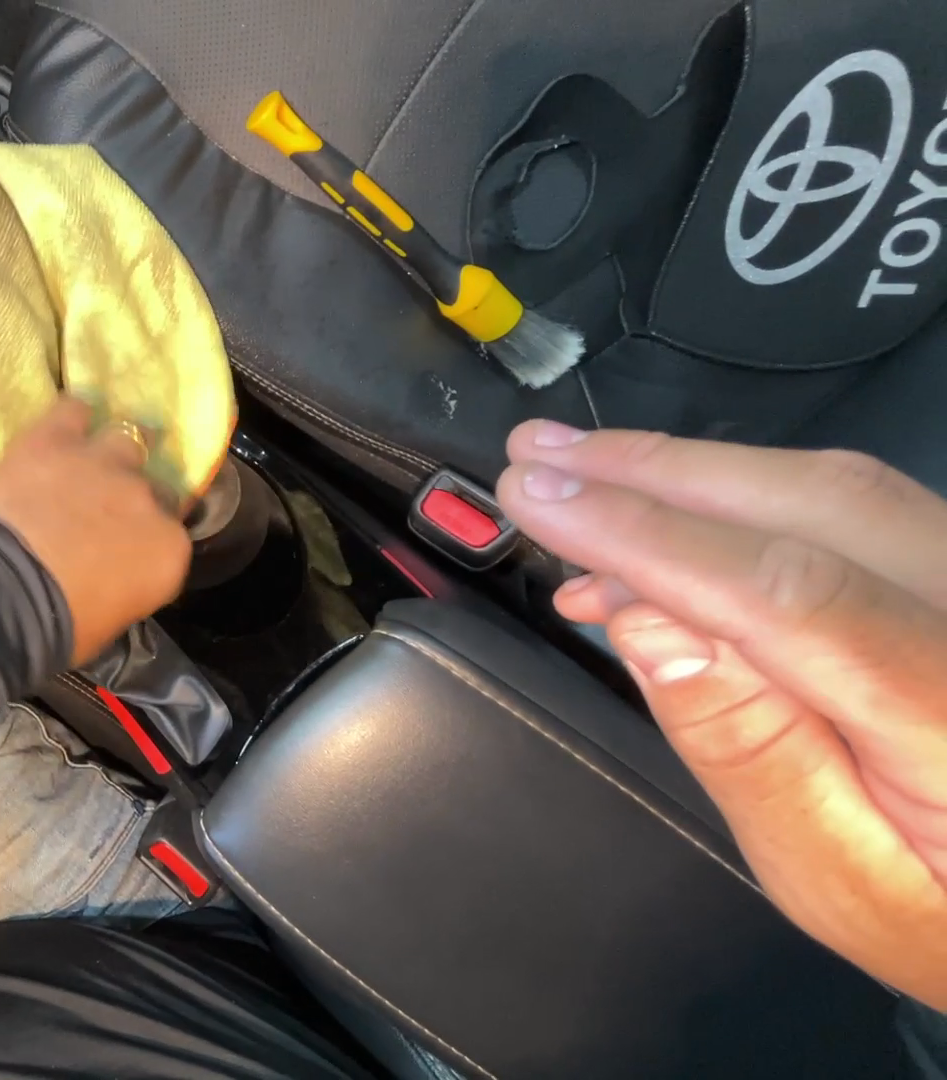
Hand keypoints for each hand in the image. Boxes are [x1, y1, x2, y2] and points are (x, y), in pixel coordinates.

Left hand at [0, 397, 190, 664]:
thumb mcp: (105, 625)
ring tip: (84, 467)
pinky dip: (71, 418)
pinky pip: (73, 411)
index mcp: (166, 552)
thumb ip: (122, 590)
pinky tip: (64, 426)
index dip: (143, 542)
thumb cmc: (52, 628)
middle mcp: (145, 500)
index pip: (169, 538)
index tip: (121, 552)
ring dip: (107, 456)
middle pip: (148, 489)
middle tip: (96, 516)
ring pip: (122, 442)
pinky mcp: (54, 439)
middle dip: (127, 501)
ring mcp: (101, 463)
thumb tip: (109, 580)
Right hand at [497, 420, 946, 1009]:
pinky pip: (835, 512)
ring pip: (827, 490)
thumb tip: (640, 626)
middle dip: (653, 470)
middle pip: (818, 506)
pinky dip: (715, 504)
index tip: (538, 496)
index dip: (648, 534)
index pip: (790, 595)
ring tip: (566, 469)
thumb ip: (740, 747)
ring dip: (675, 471)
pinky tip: (636, 532)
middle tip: (536, 454)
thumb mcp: (833, 873)